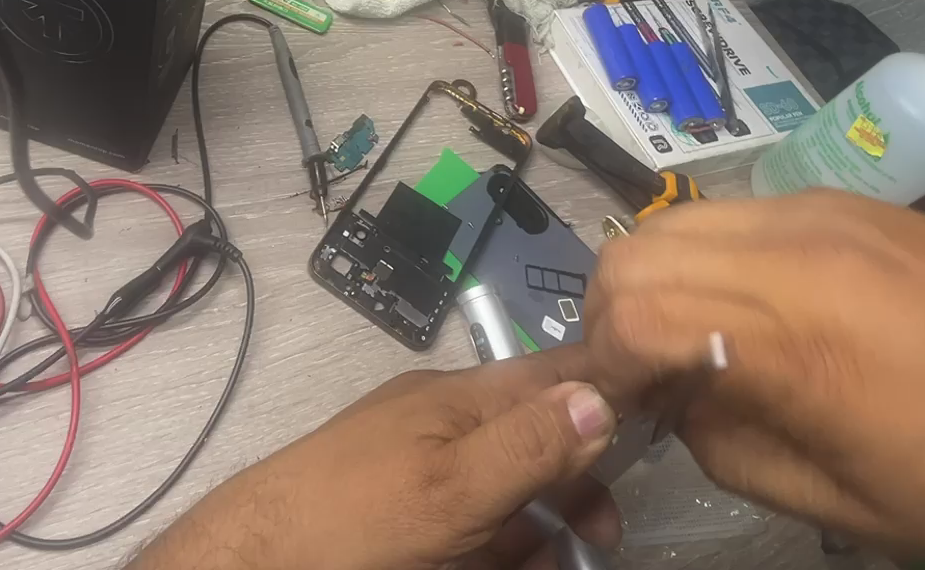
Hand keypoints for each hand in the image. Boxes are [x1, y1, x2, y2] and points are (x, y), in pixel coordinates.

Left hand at [131, 347, 619, 569]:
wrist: (264, 552)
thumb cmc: (360, 517)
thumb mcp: (453, 489)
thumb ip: (527, 446)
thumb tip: (601, 396)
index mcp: (461, 395)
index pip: (549, 372)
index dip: (604, 384)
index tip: (660, 408)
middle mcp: (445, 411)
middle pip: (534, 430)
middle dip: (575, 480)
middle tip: (602, 537)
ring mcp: (423, 449)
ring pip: (505, 474)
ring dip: (539, 516)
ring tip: (557, 558)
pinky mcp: (406, 490)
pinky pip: (470, 501)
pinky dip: (498, 531)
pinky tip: (506, 556)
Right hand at [584, 191, 924, 563]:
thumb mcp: (846, 508)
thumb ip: (726, 448)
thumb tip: (670, 397)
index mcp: (800, 348)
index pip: (641, 318)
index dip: (604, 359)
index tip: (618, 397)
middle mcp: (789, 257)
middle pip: (631, 255)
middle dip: (607, 314)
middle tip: (637, 363)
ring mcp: (805, 212)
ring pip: (663, 223)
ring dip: (644, 277)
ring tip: (680, 327)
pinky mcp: (823, 195)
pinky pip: (716, 213)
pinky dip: (692, 255)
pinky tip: (735, 296)